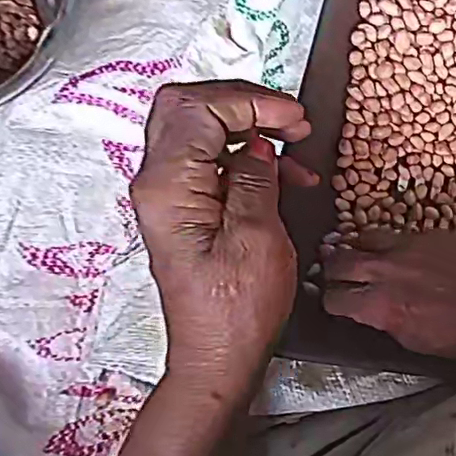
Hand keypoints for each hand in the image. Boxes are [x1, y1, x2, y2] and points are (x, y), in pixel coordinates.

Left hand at [131, 80, 315, 389]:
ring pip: (199, 131)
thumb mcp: (259, 238)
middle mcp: (158, 183)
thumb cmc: (239, 307)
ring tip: (297, 147)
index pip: (199, 110)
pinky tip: (285, 175)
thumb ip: (254, 182)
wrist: (219, 352)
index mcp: (170, 187)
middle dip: (243, 103)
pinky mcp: (187, 210)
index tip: (296, 118)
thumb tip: (258, 147)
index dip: (251, 103)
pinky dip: (248, 156)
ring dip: (249, 128)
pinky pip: (211, 162)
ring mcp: (169, 196)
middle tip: (291, 120)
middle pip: (186, 108)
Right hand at [316, 230, 455, 358]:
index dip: (332, 303)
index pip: (335, 299)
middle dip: (332, 272)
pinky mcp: (428, 234)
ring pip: (362, 239)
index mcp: (381, 306)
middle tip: (337, 278)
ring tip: (358, 259)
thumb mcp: (415, 341)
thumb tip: (366, 311)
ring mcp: (408, 247)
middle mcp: (388, 272)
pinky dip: (387, 244)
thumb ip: (383, 322)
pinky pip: (395, 233)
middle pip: (338, 262)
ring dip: (355, 250)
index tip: (336, 304)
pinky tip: (394, 253)